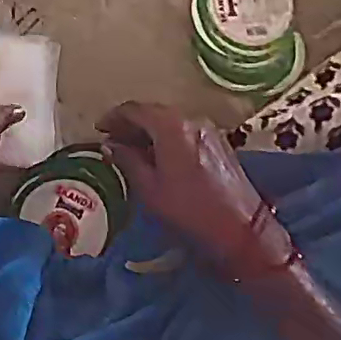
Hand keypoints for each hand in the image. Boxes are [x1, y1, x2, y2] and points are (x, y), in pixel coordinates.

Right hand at [98, 102, 293, 278]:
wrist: (241, 229)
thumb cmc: (190, 209)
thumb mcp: (150, 188)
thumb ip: (128, 160)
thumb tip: (111, 145)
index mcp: (171, 126)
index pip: (135, 109)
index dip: (113, 117)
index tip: (99, 129)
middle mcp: (190, 119)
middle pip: (153, 111)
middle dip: (130, 123)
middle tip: (112, 139)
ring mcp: (207, 129)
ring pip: (169, 121)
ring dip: (148, 130)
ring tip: (131, 148)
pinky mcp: (217, 142)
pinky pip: (184, 130)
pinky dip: (166, 136)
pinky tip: (157, 155)